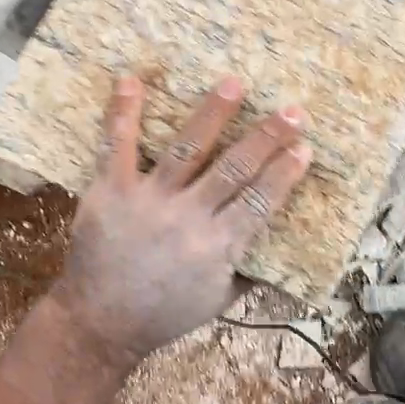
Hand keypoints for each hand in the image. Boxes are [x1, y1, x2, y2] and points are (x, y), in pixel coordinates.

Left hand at [48, 74, 311, 366]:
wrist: (98, 323)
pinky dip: (123, 113)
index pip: (260, 202)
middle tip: (292, 111)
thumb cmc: (166, 314)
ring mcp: (147, 201)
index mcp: (217, 247)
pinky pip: (117, 148)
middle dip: (266, 137)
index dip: (285, 174)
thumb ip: (252, 271)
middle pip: (234, 169)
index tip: (306, 148)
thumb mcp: (220, 301)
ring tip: (233, 83)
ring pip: (186, 149)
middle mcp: (186, 218)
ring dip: (212, 114)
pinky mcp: (109, 192)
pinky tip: (131, 80)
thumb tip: (289, 250)